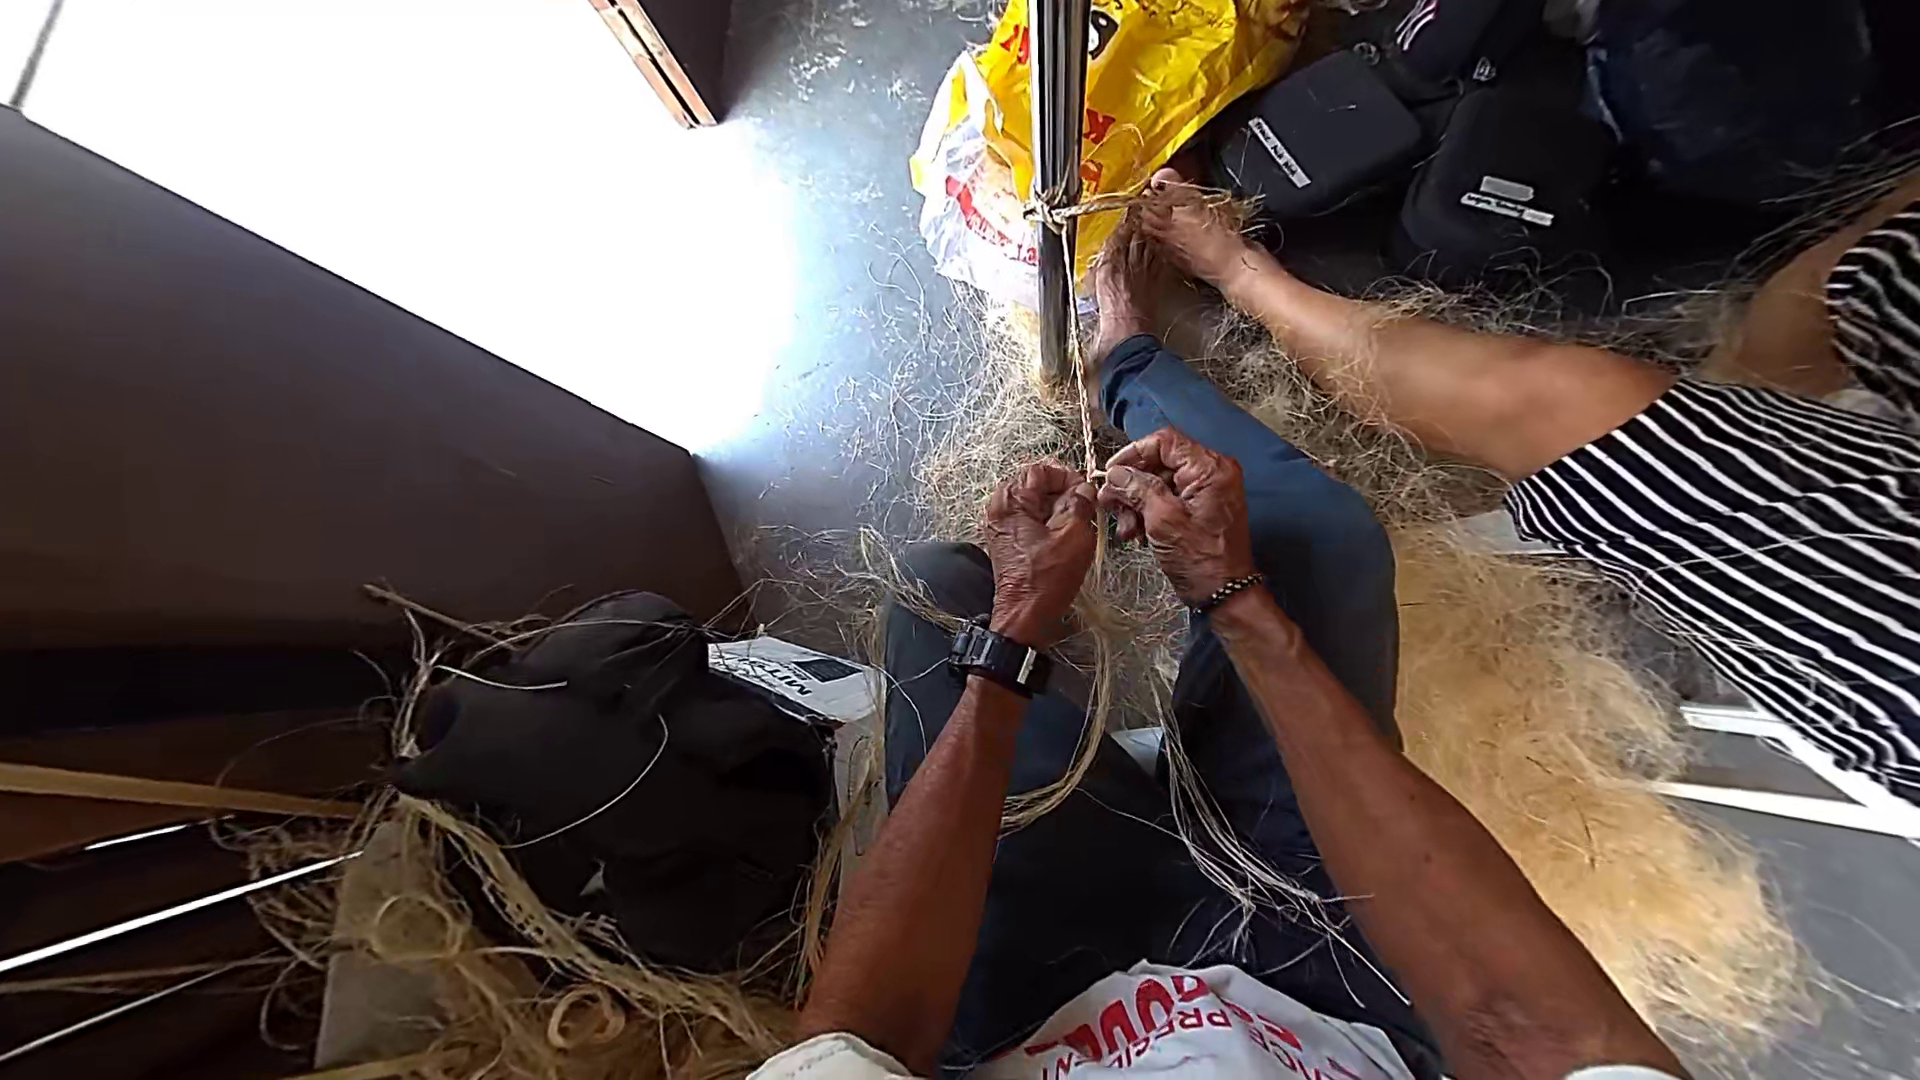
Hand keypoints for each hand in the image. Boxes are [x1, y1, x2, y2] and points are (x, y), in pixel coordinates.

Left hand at [984, 462, 1098, 648]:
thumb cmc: (1045, 580)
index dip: (1066, 476)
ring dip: (1057, 509)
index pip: (1039, 470)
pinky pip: (1030, 520)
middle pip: (1035, 486)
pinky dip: (1048, 523)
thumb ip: (1080, 504)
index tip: (1084, 490)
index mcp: (1010, 502)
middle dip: (1062, 494)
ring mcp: (1002, 526)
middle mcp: (1000, 510)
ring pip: (1034, 504)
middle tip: (1083, 508)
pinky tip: (1063, 538)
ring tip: (1076, 525)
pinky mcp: (1008, 541)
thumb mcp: (1073, 535)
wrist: (1026, 614)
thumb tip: (1084, 489)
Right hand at [1097, 427, 1256, 603]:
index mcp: (1209, 468)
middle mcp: (1210, 473)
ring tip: (1124, 527)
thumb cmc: (1198, 557)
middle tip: (1109, 504)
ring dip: (1134, 502)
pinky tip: (1134, 532)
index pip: (1164, 441)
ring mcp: (1205, 491)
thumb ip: (1138, 488)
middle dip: (1130, 485)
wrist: (1223, 593)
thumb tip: (1115, 473)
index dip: (1133, 454)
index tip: (1110, 473)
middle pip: (1158, 463)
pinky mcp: (1198, 508)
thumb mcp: (1162, 519)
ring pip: (1157, 482)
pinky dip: (1146, 512)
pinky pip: (1166, 499)